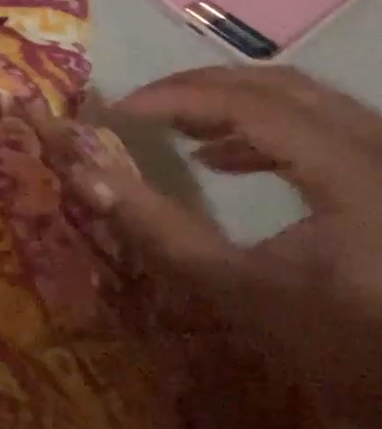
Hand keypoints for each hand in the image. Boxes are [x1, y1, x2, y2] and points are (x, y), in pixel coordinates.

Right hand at [65, 66, 381, 425]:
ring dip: (234, 105)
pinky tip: (225, 159)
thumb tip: (77, 169)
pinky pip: (329, 128)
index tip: (116, 111)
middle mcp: (381, 156)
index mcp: (353, 178)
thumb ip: (157, 225)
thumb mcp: (235, 289)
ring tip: (177, 130)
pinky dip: (270, 129)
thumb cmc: (331, 340)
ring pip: (309, 102)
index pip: (252, 106)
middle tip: (142, 106)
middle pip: (285, 87)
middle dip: (202, 87)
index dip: (176, 98)